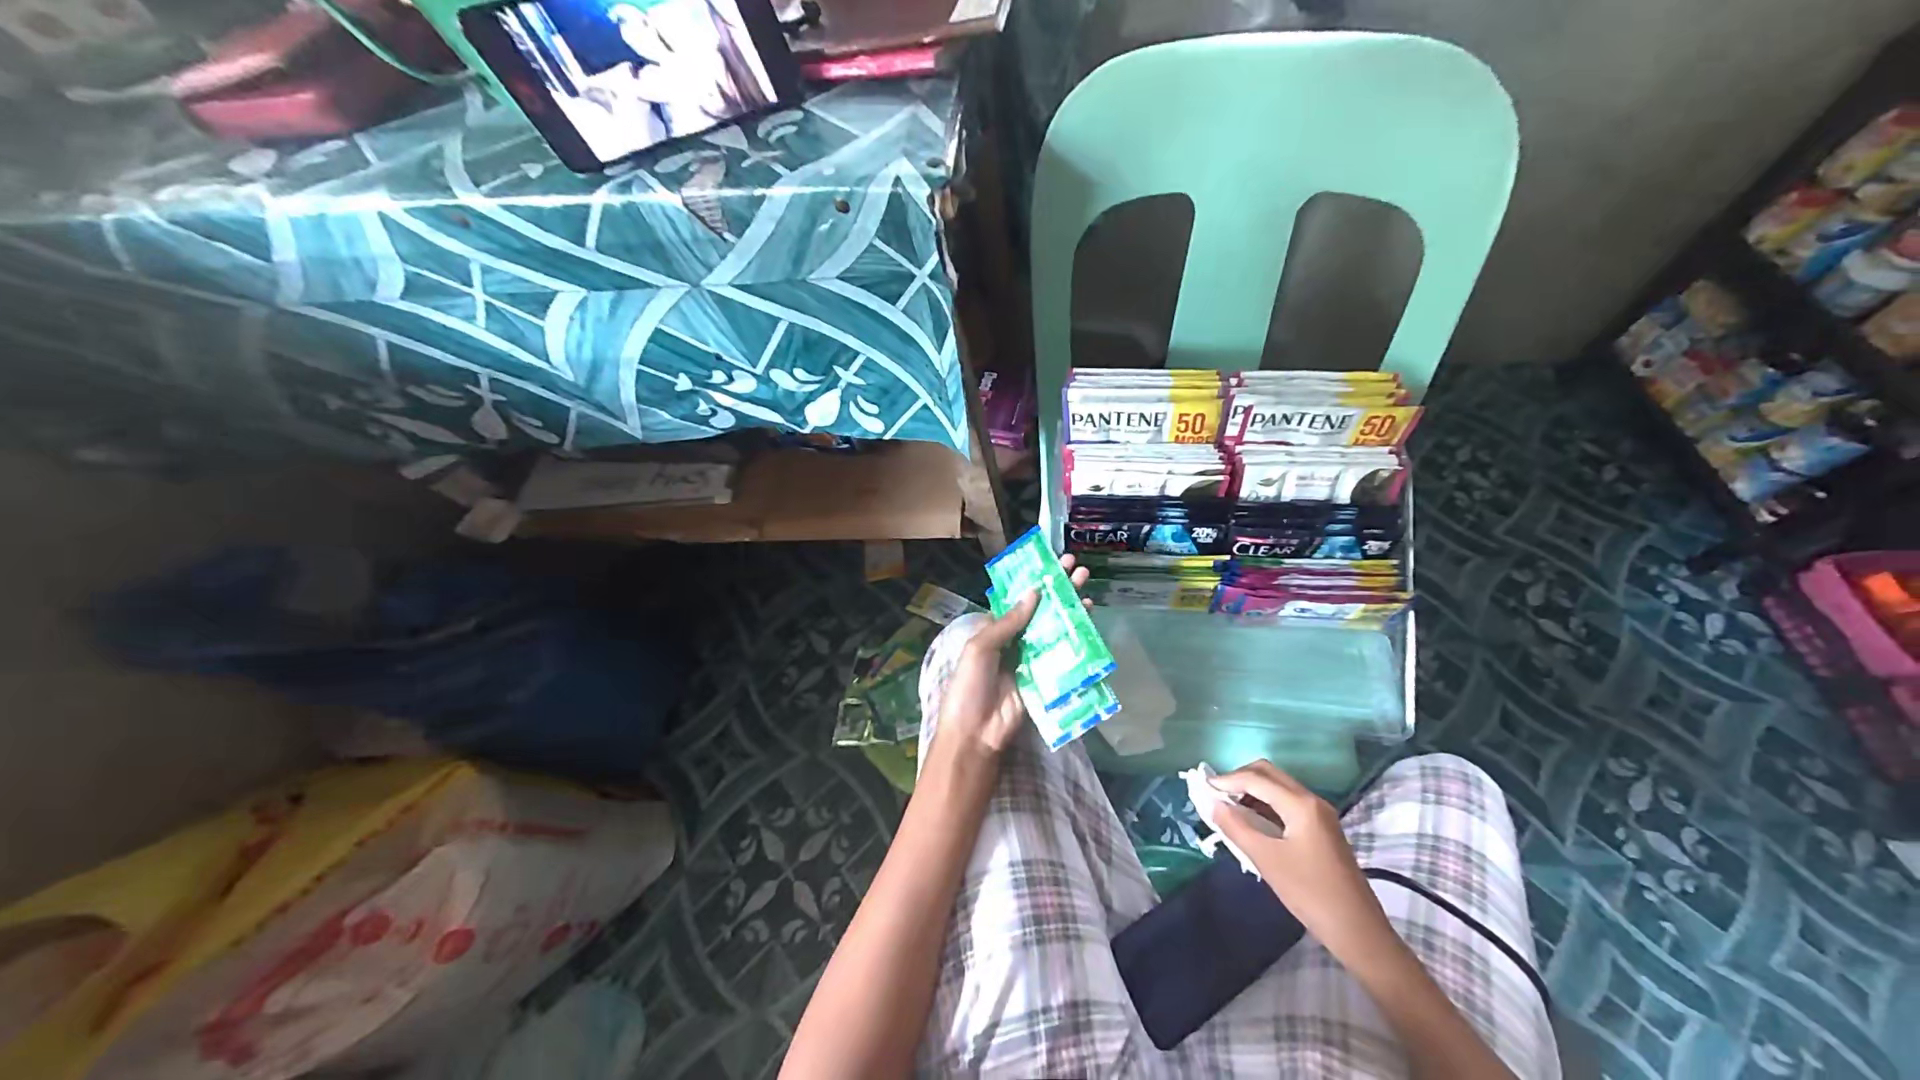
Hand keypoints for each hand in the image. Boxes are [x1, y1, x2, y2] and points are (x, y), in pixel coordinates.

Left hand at [930, 555, 1091, 761]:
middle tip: (1078, 568)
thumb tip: (1034, 592)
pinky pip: (1062, 655)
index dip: (1037, 581)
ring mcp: (1031, 660)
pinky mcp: (1045, 678)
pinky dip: (1076, 639)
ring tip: (1088, 587)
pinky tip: (1089, 621)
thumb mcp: (980, 648)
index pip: (1019, 600)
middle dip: (1059, 590)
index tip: (1054, 562)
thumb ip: (1007, 623)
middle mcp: (1015, 642)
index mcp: (994, 631)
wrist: (975, 733)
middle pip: (1041, 611)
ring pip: (1055, 629)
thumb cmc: (969, 687)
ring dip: (1071, 609)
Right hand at [1212, 760, 1393, 959]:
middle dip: (1240, 779)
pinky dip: (1265, 805)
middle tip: (1216, 794)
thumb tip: (1212, 804)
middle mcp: (1312, 801)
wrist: (1357, 930)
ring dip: (1252, 791)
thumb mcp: (1266, 859)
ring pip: (1279, 788)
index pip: (1256, 779)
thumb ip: (1236, 827)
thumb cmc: (1309, 892)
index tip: (1203, 788)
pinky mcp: (1321, 829)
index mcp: (1301, 804)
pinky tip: (1251, 822)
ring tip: (1228, 808)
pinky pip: (1287, 804)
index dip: (1227, 780)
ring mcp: (1320, 815)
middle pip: (1269, 774)